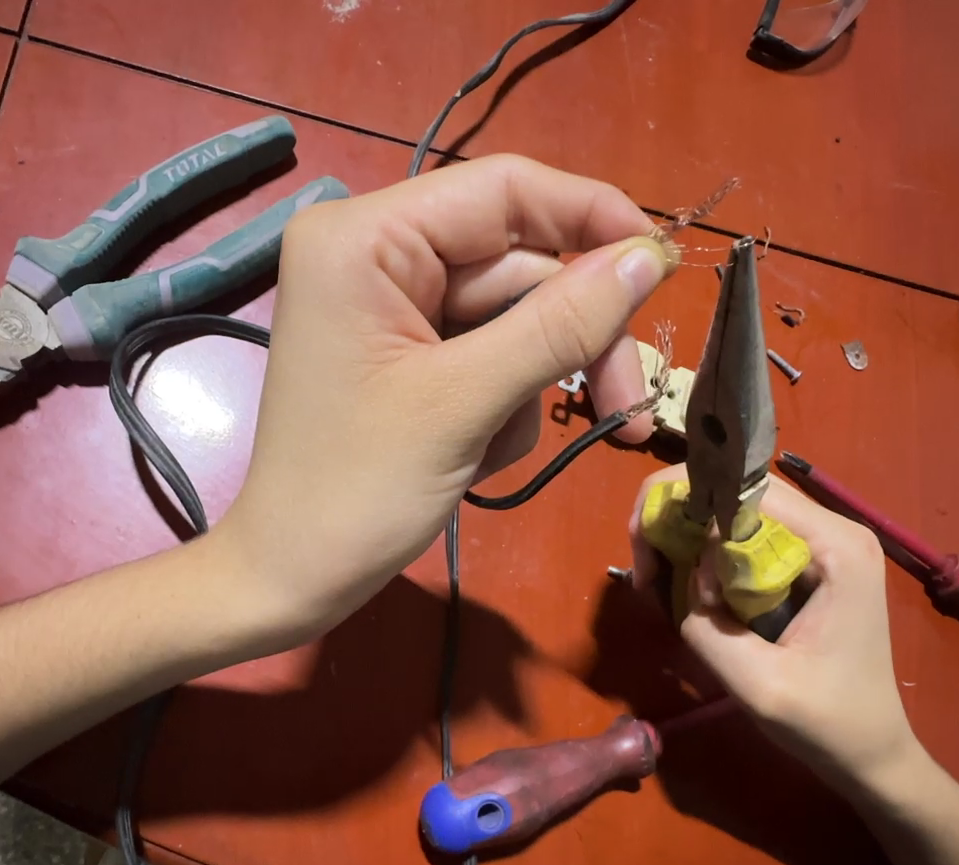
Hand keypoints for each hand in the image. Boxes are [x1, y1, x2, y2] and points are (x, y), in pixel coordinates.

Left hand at [216, 155, 671, 644]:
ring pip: (511, 321)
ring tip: (489, 452)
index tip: (663, 269)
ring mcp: (391, 312)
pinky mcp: (406, 359)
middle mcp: (377, 257)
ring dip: (525, 392)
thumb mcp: (464, 404)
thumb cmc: (358, 494)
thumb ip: (559, 326)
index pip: (504, 191)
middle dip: (569, 342)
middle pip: (517, 267)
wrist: (294, 579)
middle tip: (626, 414)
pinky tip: (468, 458)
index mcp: (365, 239)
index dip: (592, 219)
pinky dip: (499, 410)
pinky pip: (487, 360)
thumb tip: (648, 261)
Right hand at [628, 465, 920, 788]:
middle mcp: (829, 529)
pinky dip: (702, 553)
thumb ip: (710, 627)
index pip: (748, 490)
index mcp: (835, 546)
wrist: (870, 751)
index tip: (650, 553)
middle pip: (735, 490)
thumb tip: (685, 578)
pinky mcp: (802, 561)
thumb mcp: (759, 686)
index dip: (687, 504)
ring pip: (731, 509)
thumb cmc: (828, 722)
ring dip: (685, 535)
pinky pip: (739, 537)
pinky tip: (684, 588)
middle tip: (645, 570)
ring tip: (656, 581)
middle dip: (677, 516)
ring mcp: (817, 543)